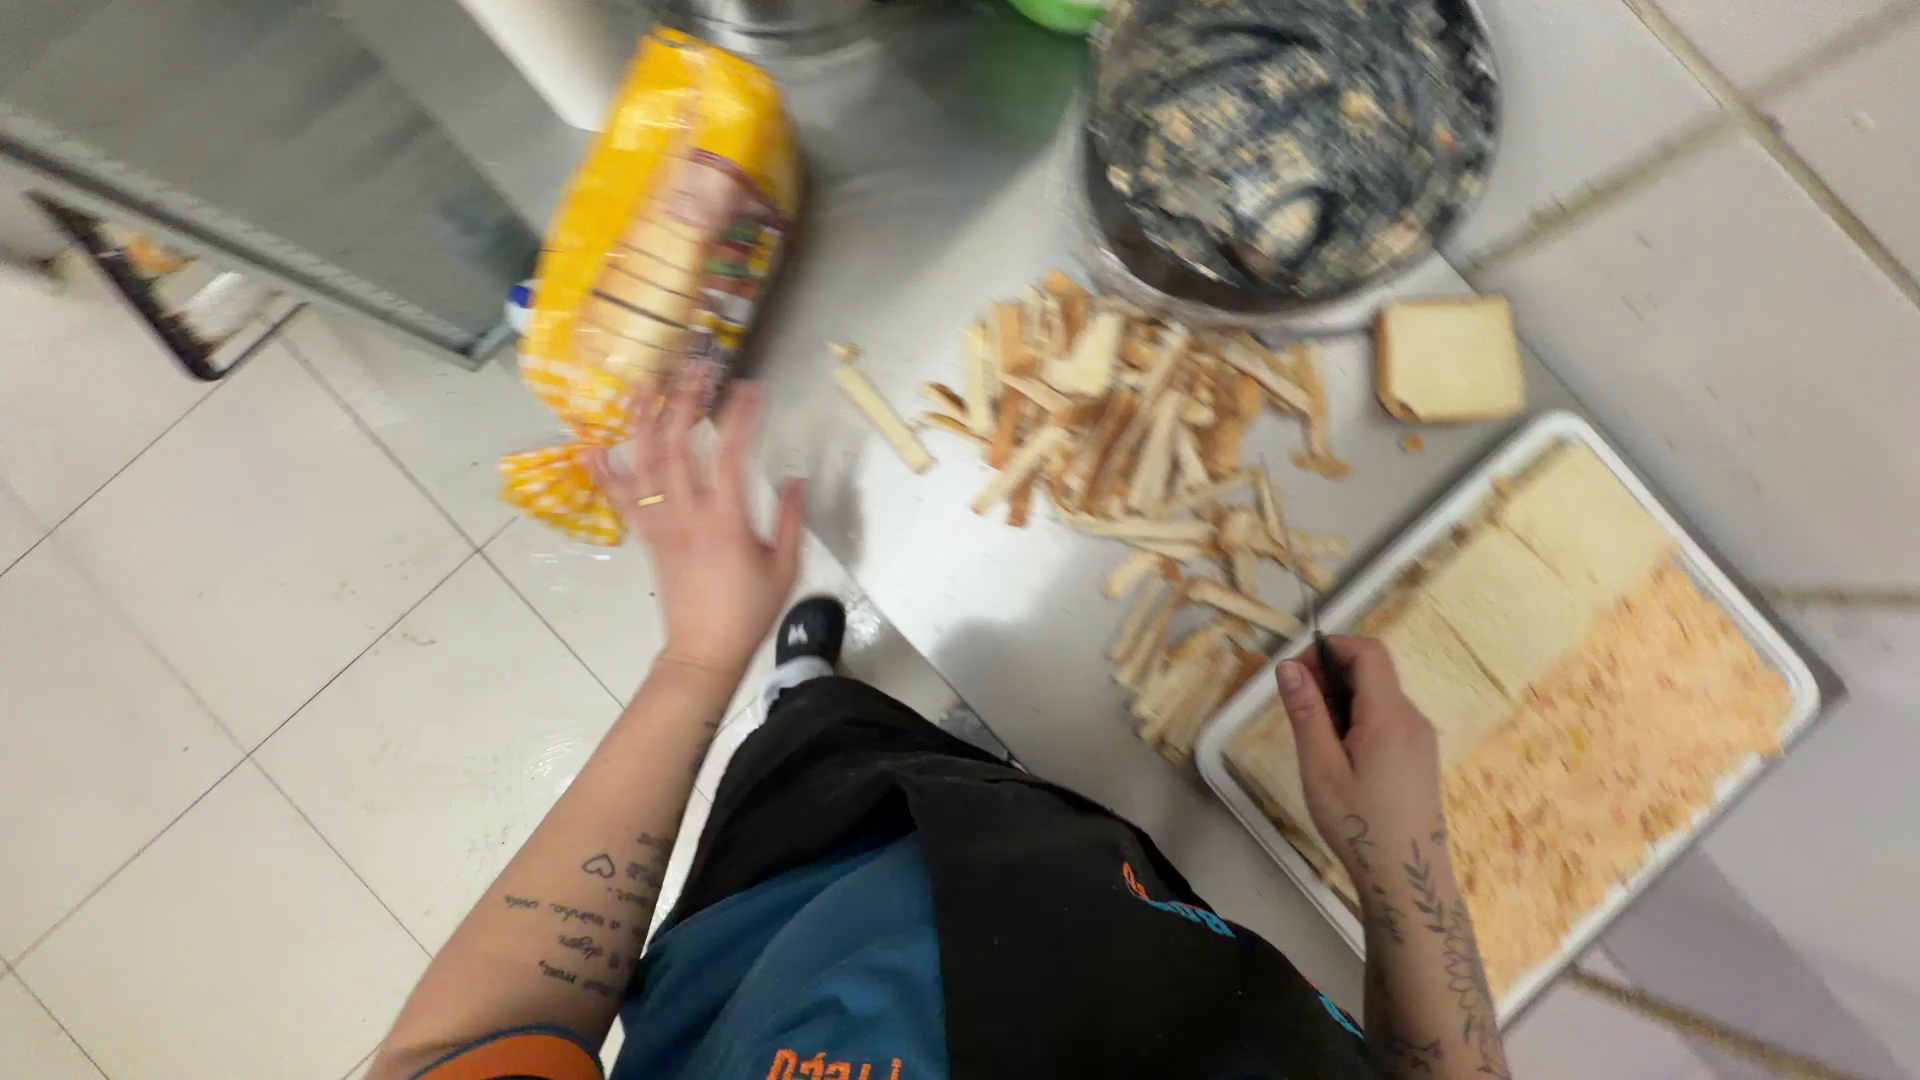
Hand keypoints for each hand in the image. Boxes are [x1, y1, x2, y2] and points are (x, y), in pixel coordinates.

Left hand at [591, 375, 804, 678]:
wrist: (704, 649)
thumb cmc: (750, 610)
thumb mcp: (785, 567)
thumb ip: (792, 520)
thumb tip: (796, 479)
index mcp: (727, 520)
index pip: (730, 454)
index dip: (740, 416)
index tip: (750, 388)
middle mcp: (687, 514)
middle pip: (677, 445)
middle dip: (685, 401)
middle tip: (695, 370)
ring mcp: (659, 524)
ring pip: (642, 462)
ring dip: (642, 420)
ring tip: (644, 384)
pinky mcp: (644, 535)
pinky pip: (619, 496)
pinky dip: (605, 468)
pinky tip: (595, 441)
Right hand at [1275, 636, 1446, 886]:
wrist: (1406, 880)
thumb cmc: (1358, 822)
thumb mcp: (1319, 766)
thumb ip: (1306, 711)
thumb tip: (1289, 665)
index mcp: (1390, 717)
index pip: (1368, 652)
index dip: (1330, 648)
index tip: (1297, 673)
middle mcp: (1412, 719)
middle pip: (1373, 671)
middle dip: (1329, 675)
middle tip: (1297, 709)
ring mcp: (1420, 738)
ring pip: (1377, 695)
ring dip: (1341, 699)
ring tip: (1315, 739)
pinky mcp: (1419, 756)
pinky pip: (1385, 717)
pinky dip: (1356, 717)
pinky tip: (1339, 755)